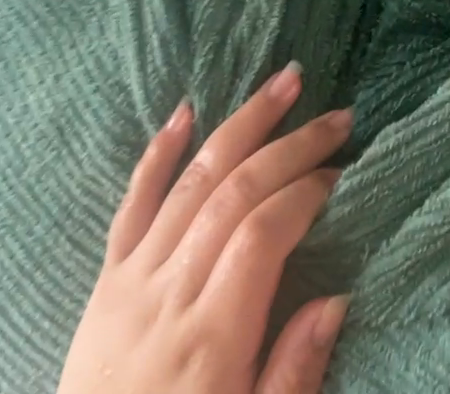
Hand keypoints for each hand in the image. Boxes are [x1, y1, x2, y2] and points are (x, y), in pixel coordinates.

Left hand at [57, 67, 351, 393]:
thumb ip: (295, 370)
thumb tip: (338, 296)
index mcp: (210, 335)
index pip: (262, 233)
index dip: (306, 192)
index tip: (342, 174)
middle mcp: (168, 293)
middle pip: (233, 193)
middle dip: (290, 145)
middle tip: (338, 115)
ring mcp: (131, 280)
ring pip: (190, 182)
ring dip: (240, 125)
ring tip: (283, 83)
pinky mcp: (107, 280)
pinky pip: (131, 204)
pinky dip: (158, 153)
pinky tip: (186, 111)